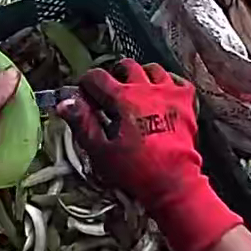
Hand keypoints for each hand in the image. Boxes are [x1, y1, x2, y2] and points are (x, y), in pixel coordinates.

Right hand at [58, 59, 241, 250]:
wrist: (174, 184)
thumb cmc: (136, 170)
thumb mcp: (100, 150)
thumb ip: (82, 123)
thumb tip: (64, 103)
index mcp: (123, 98)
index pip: (97, 76)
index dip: (86, 83)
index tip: (84, 94)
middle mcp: (146, 89)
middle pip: (126, 66)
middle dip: (114, 74)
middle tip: (110, 91)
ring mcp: (169, 94)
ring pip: (153, 69)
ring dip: (142, 76)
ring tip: (136, 89)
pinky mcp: (186, 103)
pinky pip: (178, 81)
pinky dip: (168, 83)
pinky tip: (162, 93)